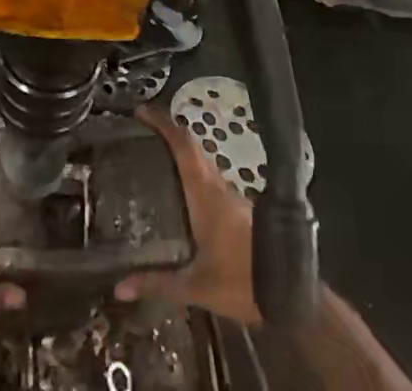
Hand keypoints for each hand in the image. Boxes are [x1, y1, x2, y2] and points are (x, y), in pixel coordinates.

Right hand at [113, 105, 261, 324]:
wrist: (292, 298)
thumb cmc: (243, 284)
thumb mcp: (195, 287)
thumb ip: (157, 283)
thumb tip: (119, 288)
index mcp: (206, 197)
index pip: (184, 148)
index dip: (163, 125)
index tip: (142, 112)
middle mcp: (220, 190)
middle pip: (193, 149)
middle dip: (168, 133)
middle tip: (140, 131)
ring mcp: (233, 199)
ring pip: (204, 164)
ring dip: (181, 153)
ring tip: (153, 156)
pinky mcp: (240, 211)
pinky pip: (211, 181)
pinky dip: (192, 173)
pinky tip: (180, 191)